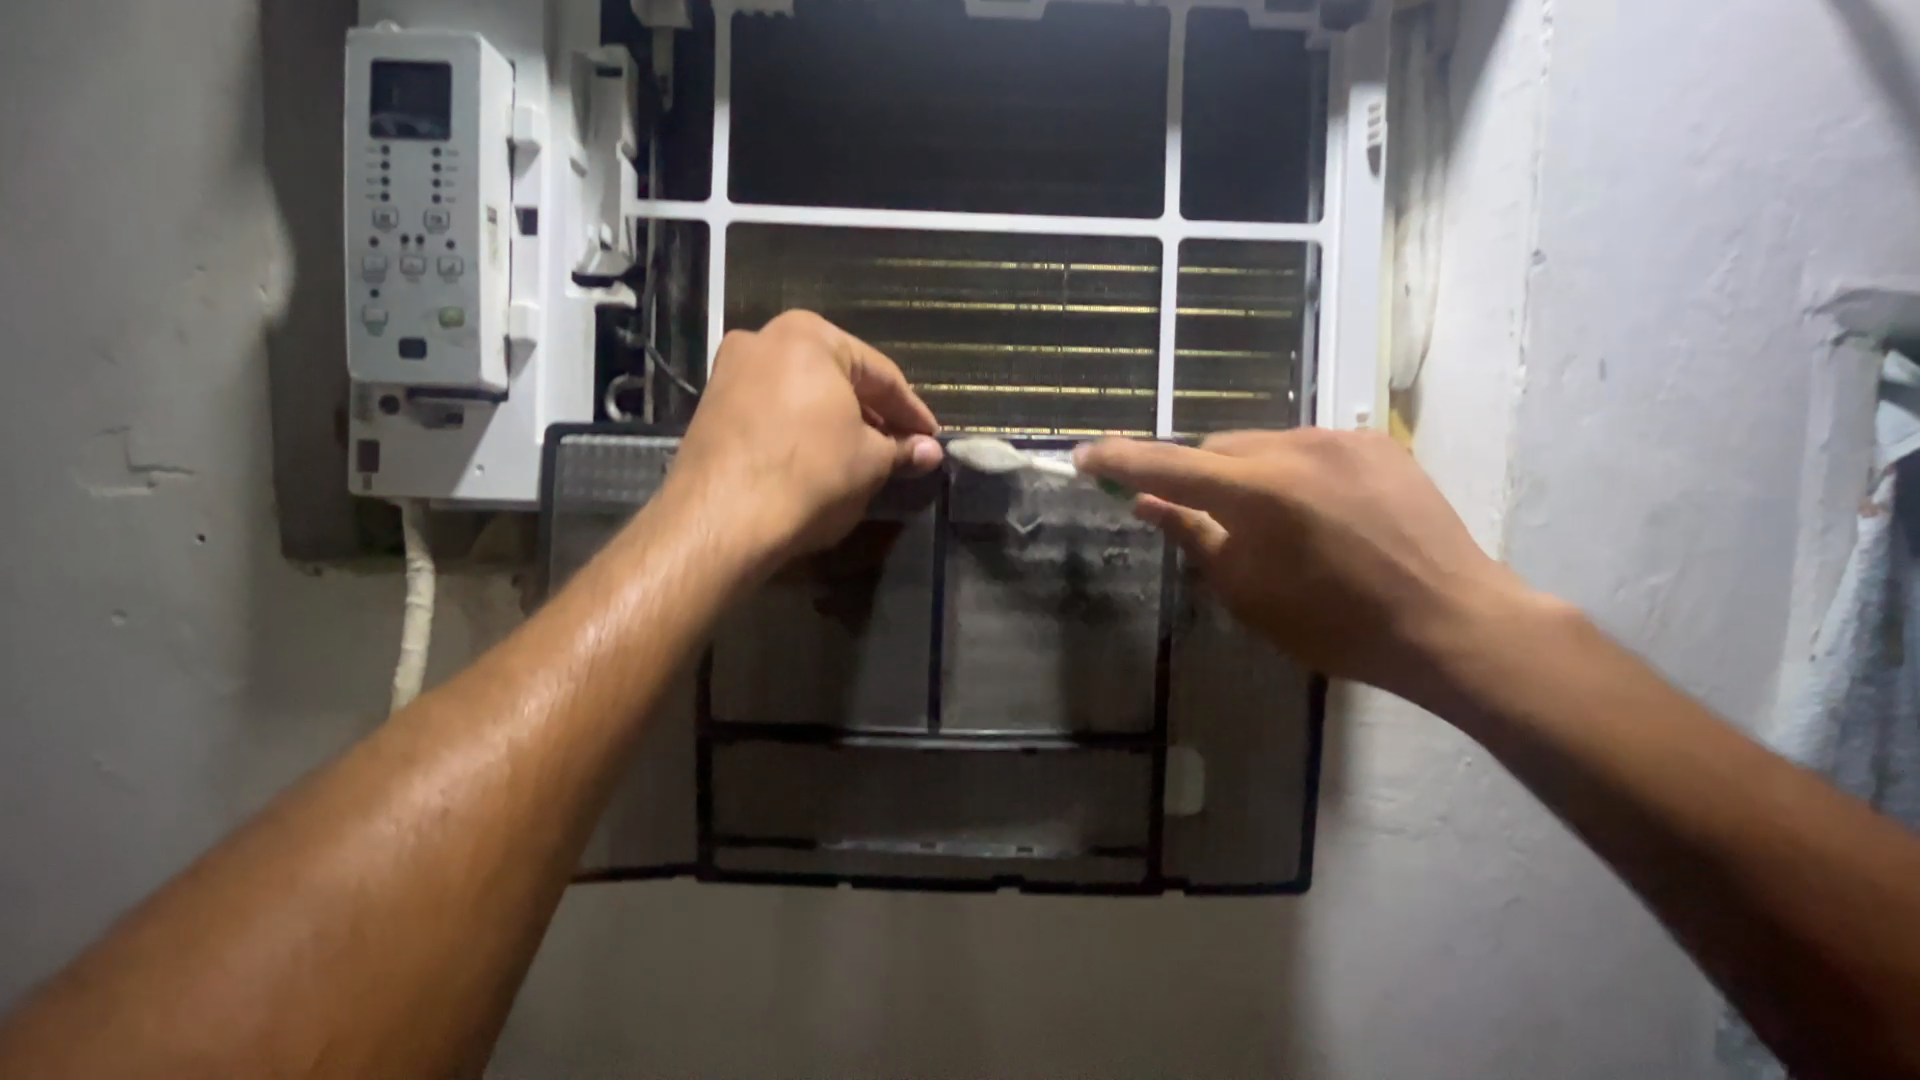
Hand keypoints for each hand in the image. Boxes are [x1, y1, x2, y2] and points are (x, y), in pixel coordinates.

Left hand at [664, 310, 943, 563]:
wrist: (720, 520)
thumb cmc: (809, 476)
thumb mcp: (870, 463)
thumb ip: (902, 449)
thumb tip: (930, 451)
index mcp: (810, 336)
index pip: (881, 374)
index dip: (912, 412)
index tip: (932, 439)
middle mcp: (764, 339)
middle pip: (838, 377)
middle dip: (872, 414)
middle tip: (901, 447)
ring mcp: (730, 371)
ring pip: (803, 393)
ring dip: (836, 421)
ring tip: (863, 456)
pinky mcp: (710, 407)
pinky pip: (772, 410)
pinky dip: (801, 429)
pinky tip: (818, 458)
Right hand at [1075, 429, 1534, 701]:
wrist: (1449, 621)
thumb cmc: (1336, 625)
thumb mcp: (1248, 592)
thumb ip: (1192, 536)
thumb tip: (1146, 503)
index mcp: (1257, 491)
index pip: (1168, 465)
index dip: (1120, 461)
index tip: (1085, 456)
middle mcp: (1295, 446)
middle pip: (1216, 449)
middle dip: (1197, 477)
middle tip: (1200, 517)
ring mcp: (1341, 438)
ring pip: (1263, 444)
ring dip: (1247, 474)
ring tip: (1272, 523)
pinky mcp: (1376, 442)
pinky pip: (1308, 446)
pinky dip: (1291, 471)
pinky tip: (1318, 512)